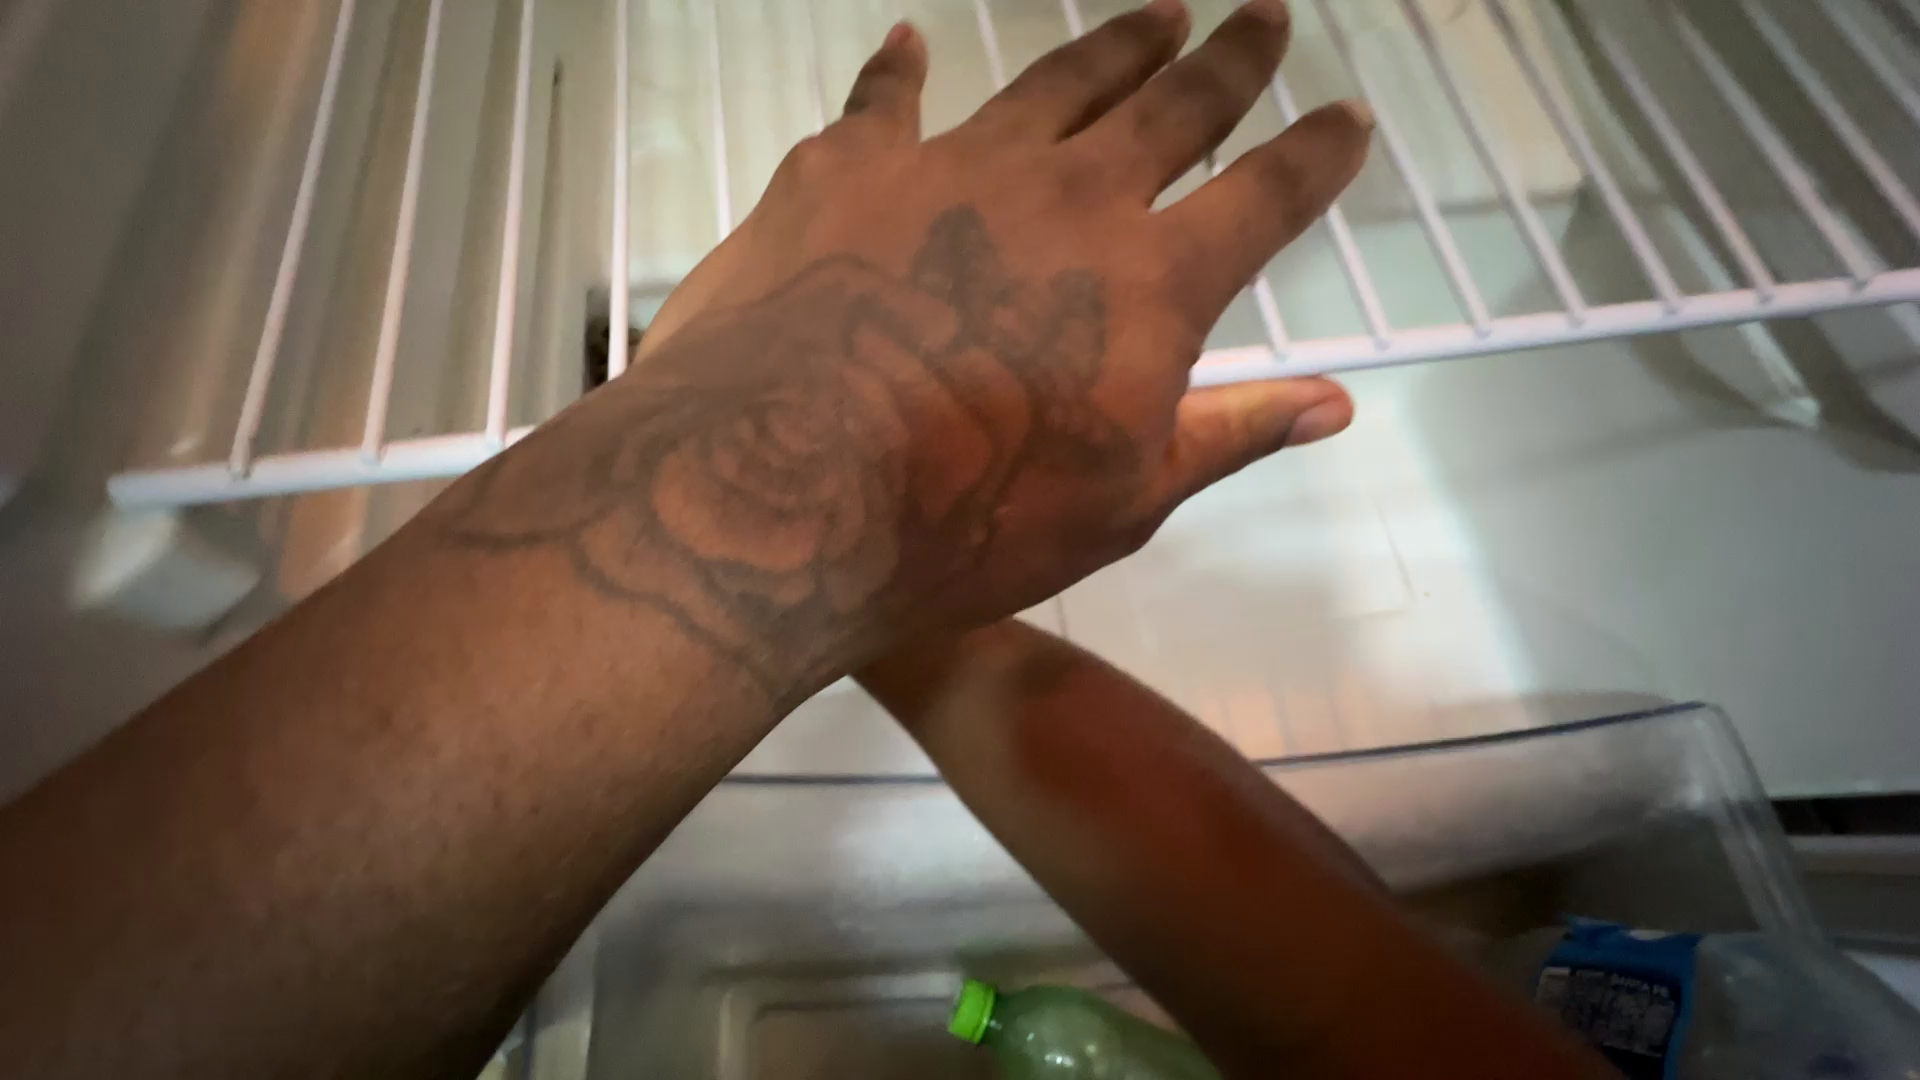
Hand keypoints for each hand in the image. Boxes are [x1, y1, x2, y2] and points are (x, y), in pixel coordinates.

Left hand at [442, 0, 1371, 692]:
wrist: (788, 489)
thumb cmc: (968, 520)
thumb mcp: (1119, 503)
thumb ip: (1226, 435)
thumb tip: (1333, 405)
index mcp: (1150, 284)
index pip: (1265, 199)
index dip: (1314, 157)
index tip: (1345, 121)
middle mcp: (1066, 199)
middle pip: (1171, 109)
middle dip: (1226, 66)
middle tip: (1260, 20)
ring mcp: (952, 169)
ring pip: (1055, 85)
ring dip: (1113, 48)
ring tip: (1154, 15)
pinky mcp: (843, 171)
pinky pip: (880, 102)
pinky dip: (897, 75)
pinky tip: (908, 47)